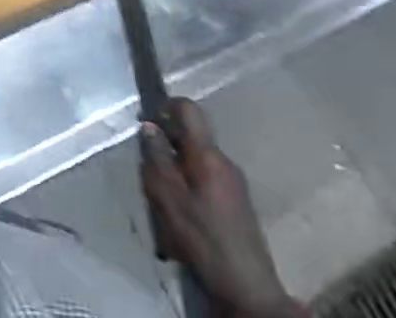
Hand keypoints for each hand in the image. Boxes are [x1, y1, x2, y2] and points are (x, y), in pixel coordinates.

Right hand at [140, 98, 307, 317]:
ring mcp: (234, 181)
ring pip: (196, 157)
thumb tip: (148, 126)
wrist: (249, 290)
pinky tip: (179, 211)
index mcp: (208, 155)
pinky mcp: (236, 201)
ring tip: (159, 193)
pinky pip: (205, 176)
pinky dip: (188, 182)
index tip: (146, 120)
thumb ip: (157, 158)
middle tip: (146, 165)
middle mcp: (224, 161)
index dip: (166, 106)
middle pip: (191, 135)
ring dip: (175, 165)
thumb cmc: (204, 239)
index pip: (189, 109)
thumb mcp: (169, 198)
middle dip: (166, 143)